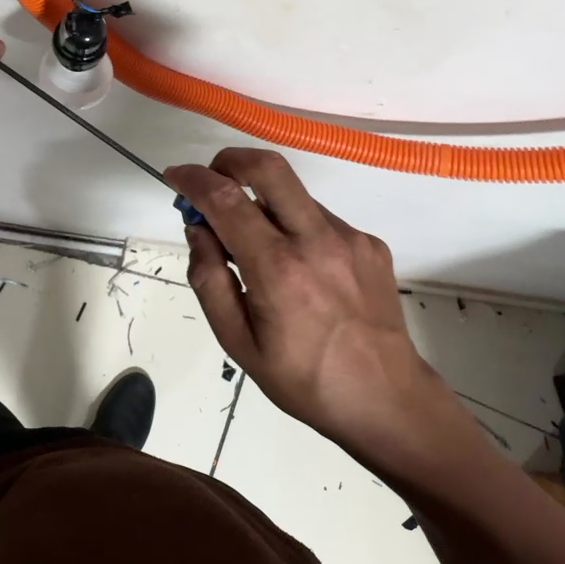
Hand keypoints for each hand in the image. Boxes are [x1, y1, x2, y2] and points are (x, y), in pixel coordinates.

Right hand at [165, 149, 449, 456]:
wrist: (389, 402)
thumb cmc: (304, 380)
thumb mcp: (237, 342)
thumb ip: (209, 280)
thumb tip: (198, 230)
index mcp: (277, 269)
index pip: (225, 199)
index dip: (193, 179)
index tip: (175, 177)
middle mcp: (316, 241)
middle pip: (268, 167)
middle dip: (229, 161)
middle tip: (212, 181)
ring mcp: (349, 239)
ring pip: (293, 194)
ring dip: (263, 202)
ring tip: (257, 248)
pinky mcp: (370, 245)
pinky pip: (319, 219)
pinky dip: (294, 227)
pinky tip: (299, 269)